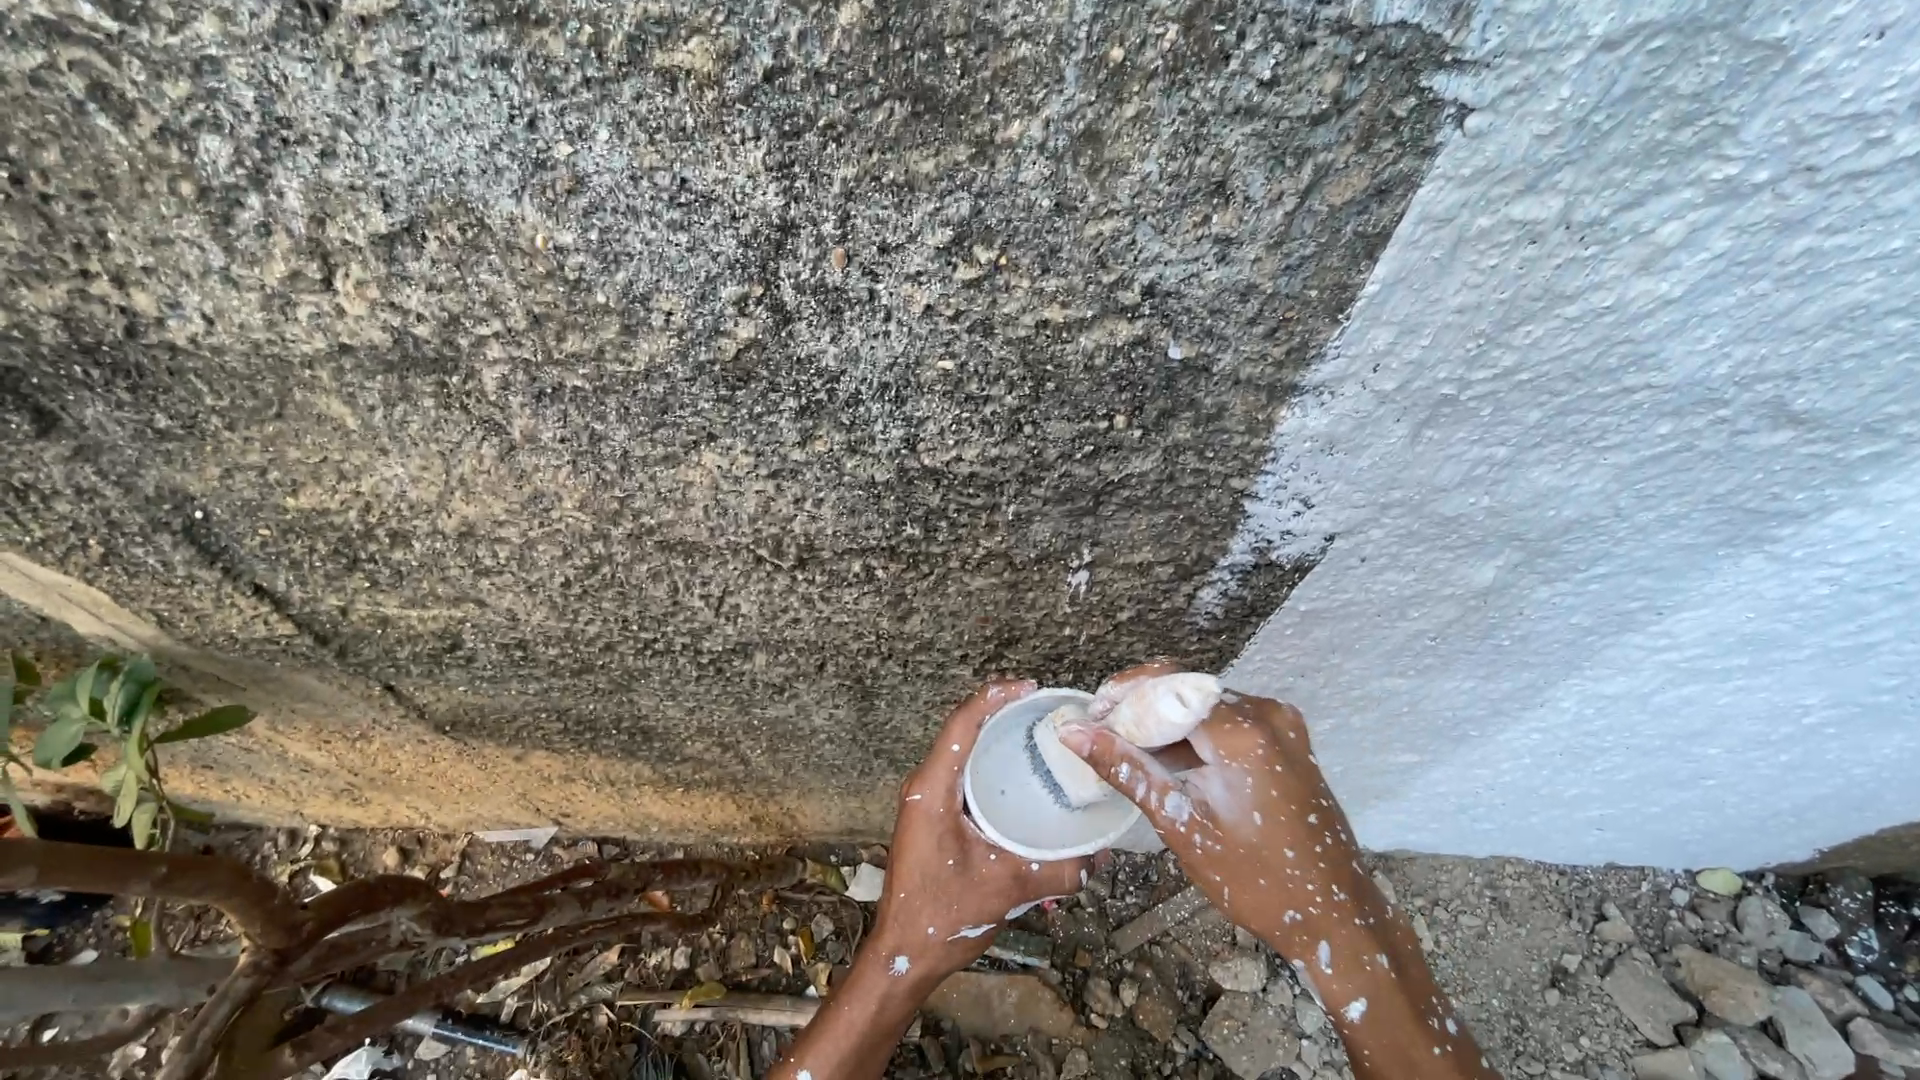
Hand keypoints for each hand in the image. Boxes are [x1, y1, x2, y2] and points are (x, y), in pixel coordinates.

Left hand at [866, 680, 1093, 983]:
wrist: (903, 954)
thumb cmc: (942, 916)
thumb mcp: (1007, 888)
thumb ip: (1058, 871)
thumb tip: (1098, 856)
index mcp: (932, 789)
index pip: (962, 724)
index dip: (994, 697)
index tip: (1029, 687)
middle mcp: (924, 786)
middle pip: (962, 731)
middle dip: (1000, 712)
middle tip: (1042, 709)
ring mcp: (925, 801)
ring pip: (962, 752)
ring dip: (994, 739)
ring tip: (1036, 735)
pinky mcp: (932, 816)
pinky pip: (962, 775)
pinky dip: (988, 766)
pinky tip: (1019, 778)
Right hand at [1060, 669, 1369, 954]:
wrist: (1337, 917)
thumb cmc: (1256, 878)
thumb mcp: (1181, 824)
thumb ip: (1125, 768)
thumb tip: (1073, 733)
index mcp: (1242, 730)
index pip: (1166, 684)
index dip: (1121, 694)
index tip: (1090, 718)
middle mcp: (1266, 713)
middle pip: (1185, 689)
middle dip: (1139, 708)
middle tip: (1102, 736)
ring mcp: (1283, 725)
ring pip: (1205, 703)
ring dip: (1165, 722)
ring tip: (1128, 752)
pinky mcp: (1289, 741)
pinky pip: (1230, 720)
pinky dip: (1195, 734)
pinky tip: (1171, 763)